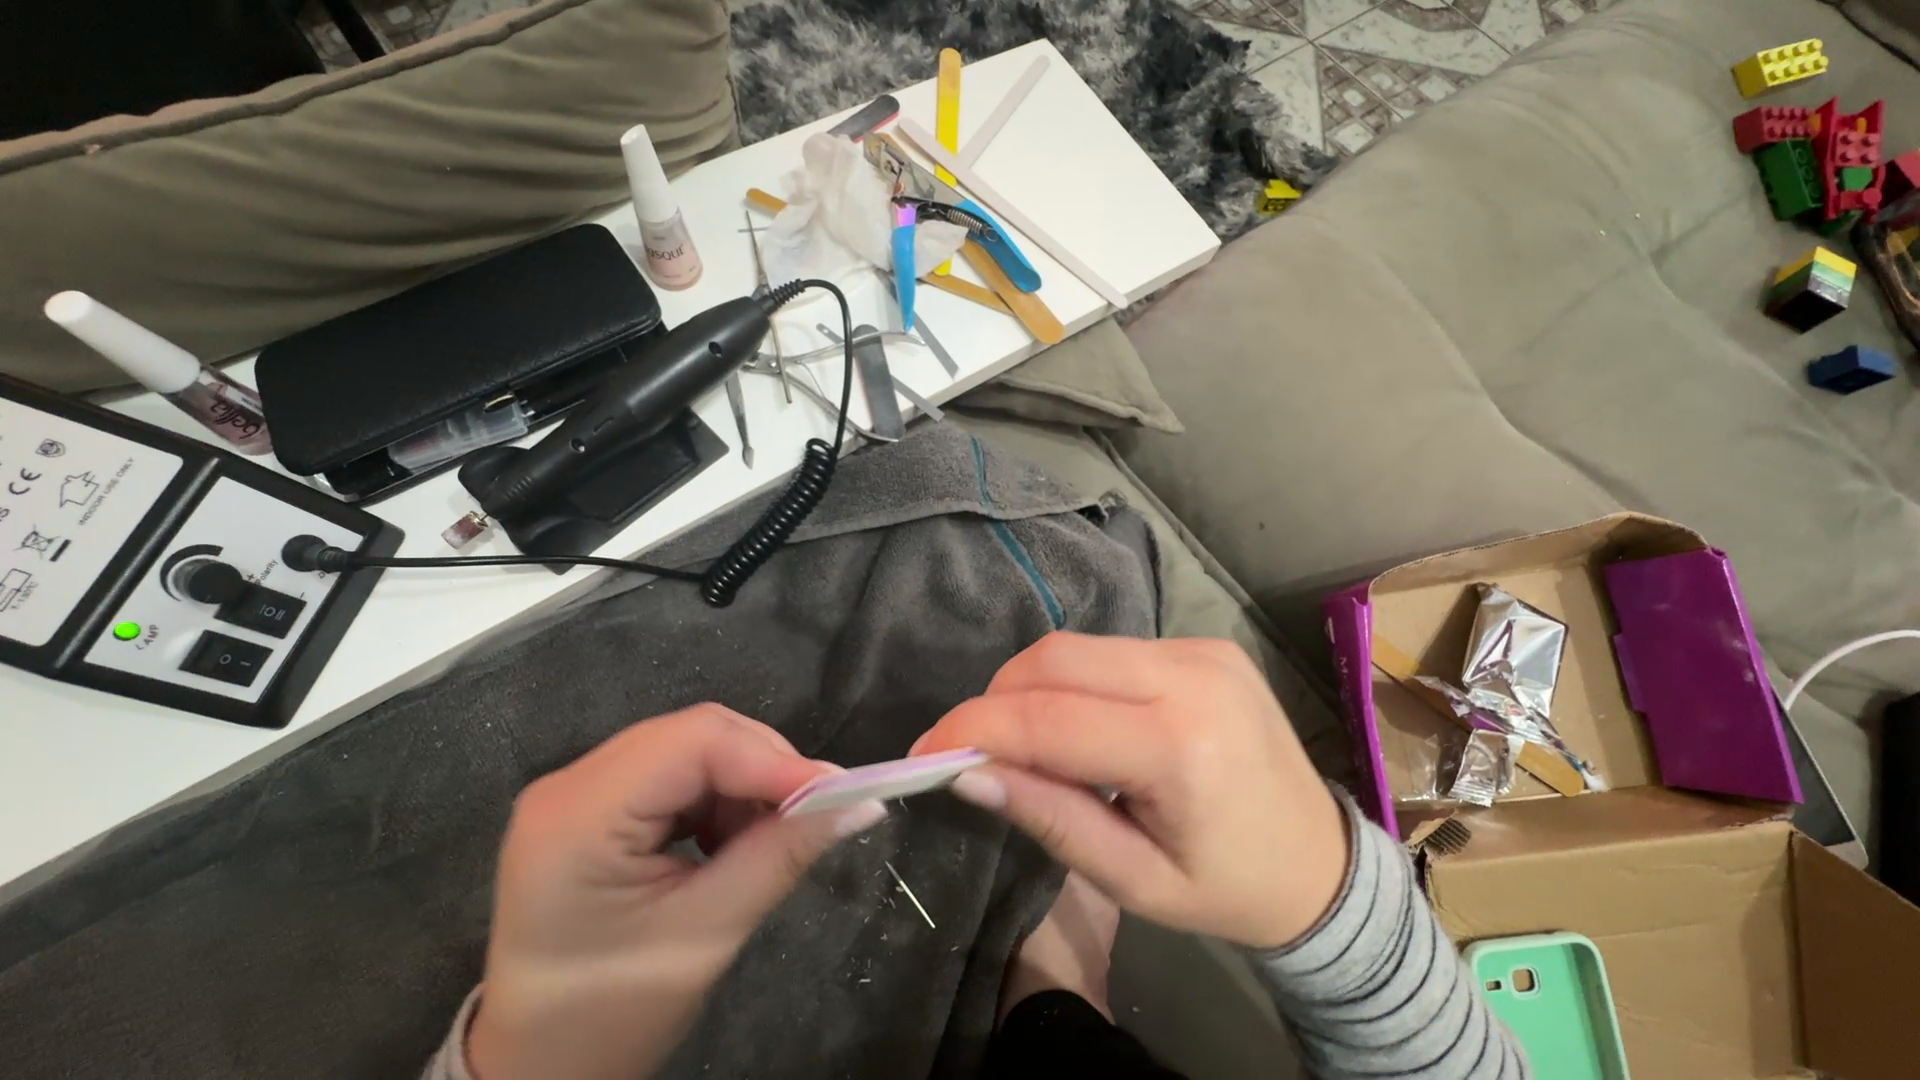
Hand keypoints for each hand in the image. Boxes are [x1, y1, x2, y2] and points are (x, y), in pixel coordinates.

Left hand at [465, 705, 887, 1079]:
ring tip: (773, 837)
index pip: (694, 742)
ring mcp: (578, 791)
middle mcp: (570, 784)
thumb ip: (781, 857)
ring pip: (690, 750)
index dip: (773, 758)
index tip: (839, 790)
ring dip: (745, 785)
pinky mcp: (594, 806)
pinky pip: (676, 775)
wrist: (536, 1072)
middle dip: (764, 767)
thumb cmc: (611, 1016)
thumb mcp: (706, 934)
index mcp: (579, 815)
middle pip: (692, 736)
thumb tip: (860, 802)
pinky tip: (734, 840)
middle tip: (817, 811)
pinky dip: (720, 799)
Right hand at [912, 633, 1348, 950]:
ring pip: (1075, 646)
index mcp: (1180, 747)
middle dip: (995, 702)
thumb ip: (1048, 817)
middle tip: (970, 753)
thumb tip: (967, 773)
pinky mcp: (1203, 643)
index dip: (973, 730)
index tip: (922, 754)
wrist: (1321, 863)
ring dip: (1029, 688)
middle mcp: (1192, 676)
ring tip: (1025, 745)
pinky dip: (1070, 681)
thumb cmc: (1226, 888)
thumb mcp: (1132, 880)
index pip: (1048, 718)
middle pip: (1054, 660)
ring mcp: (1201, 649)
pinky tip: (1079, 725)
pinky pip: (1108, 649)